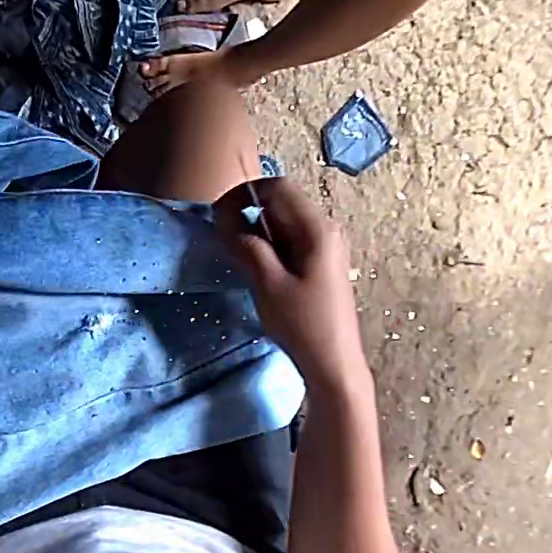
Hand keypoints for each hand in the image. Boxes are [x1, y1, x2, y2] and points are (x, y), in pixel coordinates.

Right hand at [214, 178, 369, 393]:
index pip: (278, 188)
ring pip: (285, 225)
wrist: (333, 364)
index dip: (244, 193)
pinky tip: (256, 269)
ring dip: (258, 233)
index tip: (218, 214)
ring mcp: (326, 249)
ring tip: (236, 255)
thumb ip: (248, 247)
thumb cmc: (303, 325)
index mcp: (318, 229)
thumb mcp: (269, 285)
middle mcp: (326, 231)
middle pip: (282, 204)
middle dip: (249, 214)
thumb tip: (226, 221)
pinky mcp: (320, 267)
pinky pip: (291, 244)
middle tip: (222, 237)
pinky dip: (270, 248)